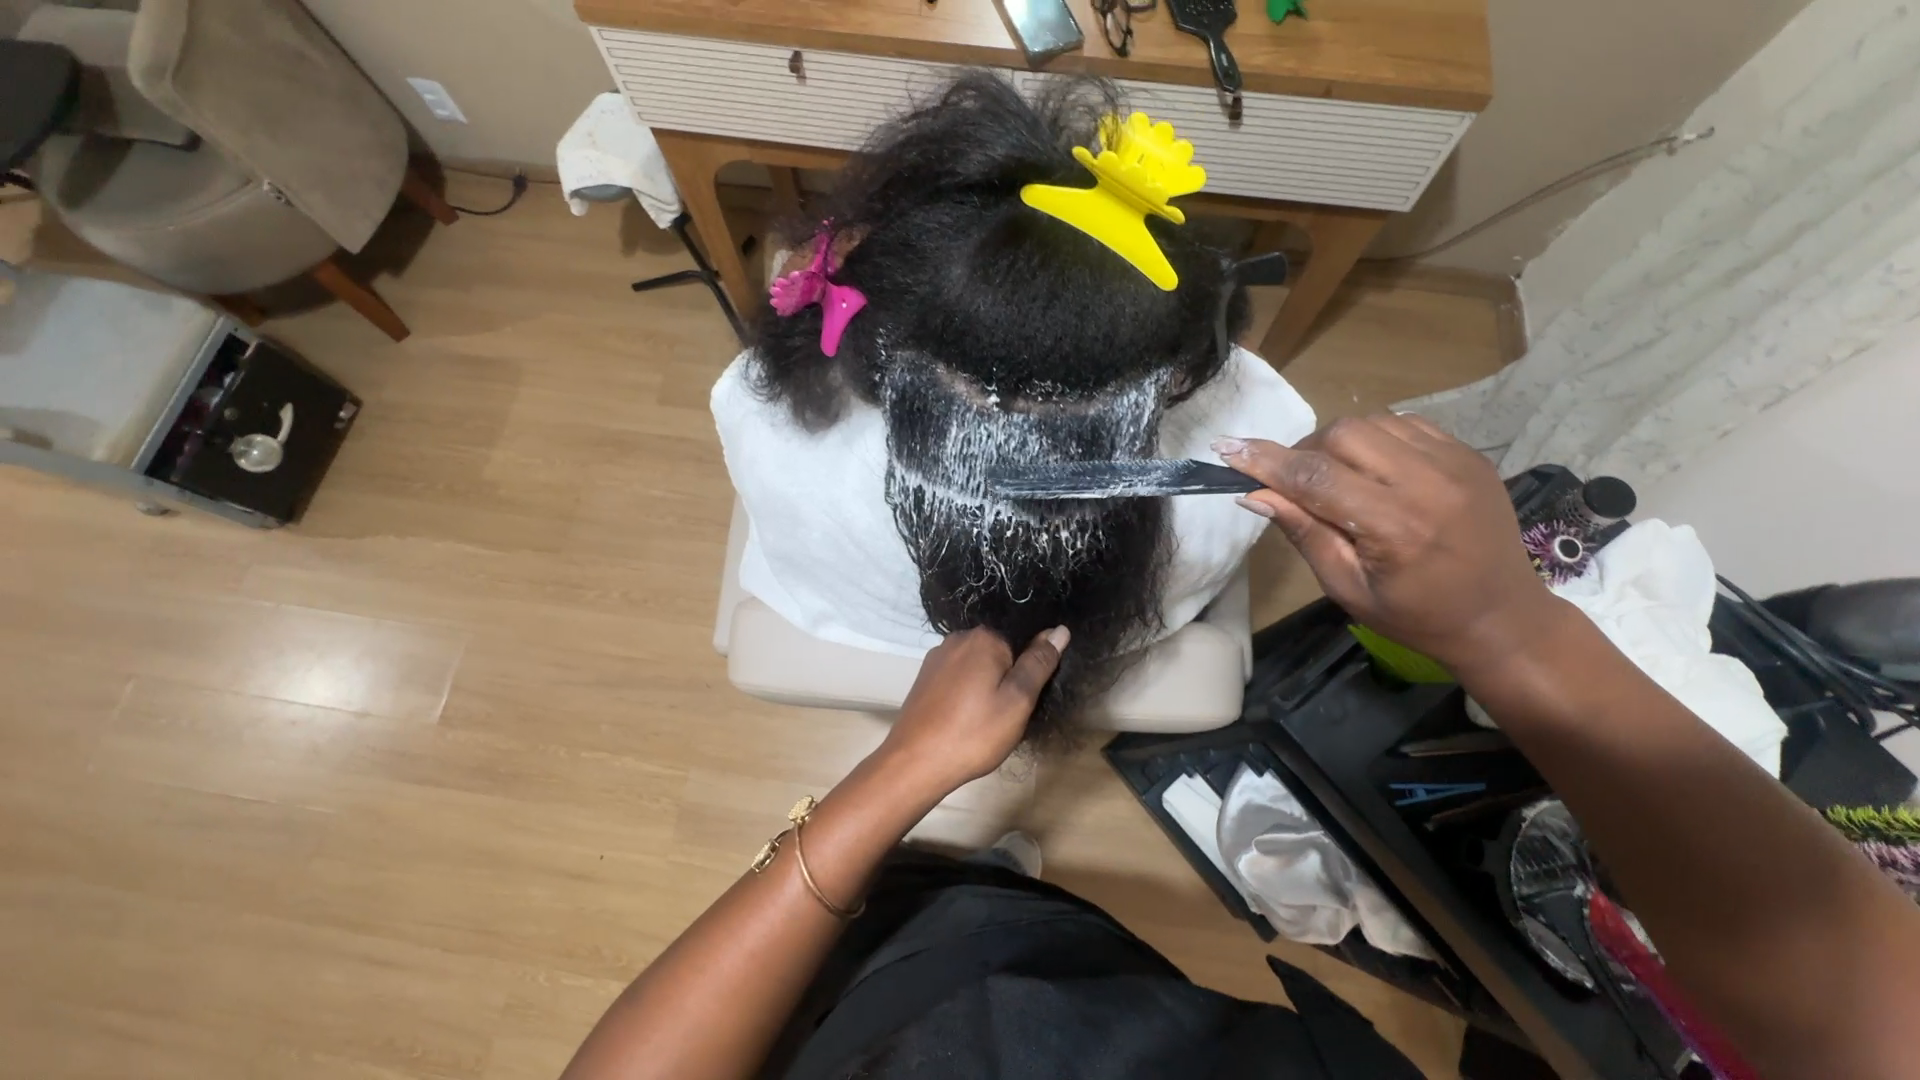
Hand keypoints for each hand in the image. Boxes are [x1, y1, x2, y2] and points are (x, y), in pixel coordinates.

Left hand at [880, 626, 1067, 792]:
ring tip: (987, 720)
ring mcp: (937, 658)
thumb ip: (1038, 663)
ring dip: (988, 688)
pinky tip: (967, 719)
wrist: (915, 762)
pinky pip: (958, 677)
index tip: (1027, 700)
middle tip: (1009, 714)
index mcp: (984, 638)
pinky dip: (968, 694)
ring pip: (977, 667)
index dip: (1030, 671)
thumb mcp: (1017, 700)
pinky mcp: (925, 678)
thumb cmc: (973, 733)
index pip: (1023, 642)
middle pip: (999, 653)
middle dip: (1008, 679)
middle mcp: (958, 639)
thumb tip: (1060, 629)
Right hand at [1216, 415, 1565, 672]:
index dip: (1266, 461)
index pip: (1315, 477)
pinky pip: (1404, 424)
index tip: (1227, 449)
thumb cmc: (1416, 617)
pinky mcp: (1468, 454)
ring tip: (1334, 477)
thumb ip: (1304, 534)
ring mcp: (1455, 462)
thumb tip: (1255, 494)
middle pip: (1343, 433)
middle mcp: (1429, 483)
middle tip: (1294, 481)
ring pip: (1372, 421)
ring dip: (1338, 442)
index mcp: (1396, 527)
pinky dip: (1374, 439)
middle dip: (1305, 451)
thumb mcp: (1347, 588)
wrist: (1502, 616)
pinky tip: (1371, 469)